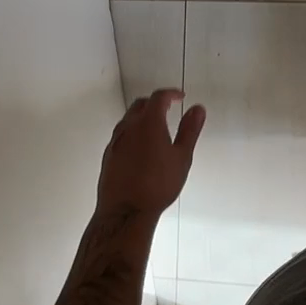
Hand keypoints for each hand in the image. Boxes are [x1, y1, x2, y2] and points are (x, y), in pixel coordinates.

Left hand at [96, 89, 204, 217]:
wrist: (126, 211)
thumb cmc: (156, 186)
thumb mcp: (182, 157)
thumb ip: (190, 130)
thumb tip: (197, 110)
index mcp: (148, 122)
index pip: (159, 97)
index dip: (171, 94)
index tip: (179, 96)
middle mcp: (128, 127)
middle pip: (141, 104)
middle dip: (155, 103)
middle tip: (168, 108)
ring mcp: (116, 140)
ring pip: (129, 119)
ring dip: (142, 117)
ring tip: (156, 127)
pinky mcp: (108, 154)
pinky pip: (121, 134)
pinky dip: (132, 132)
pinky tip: (140, 147)